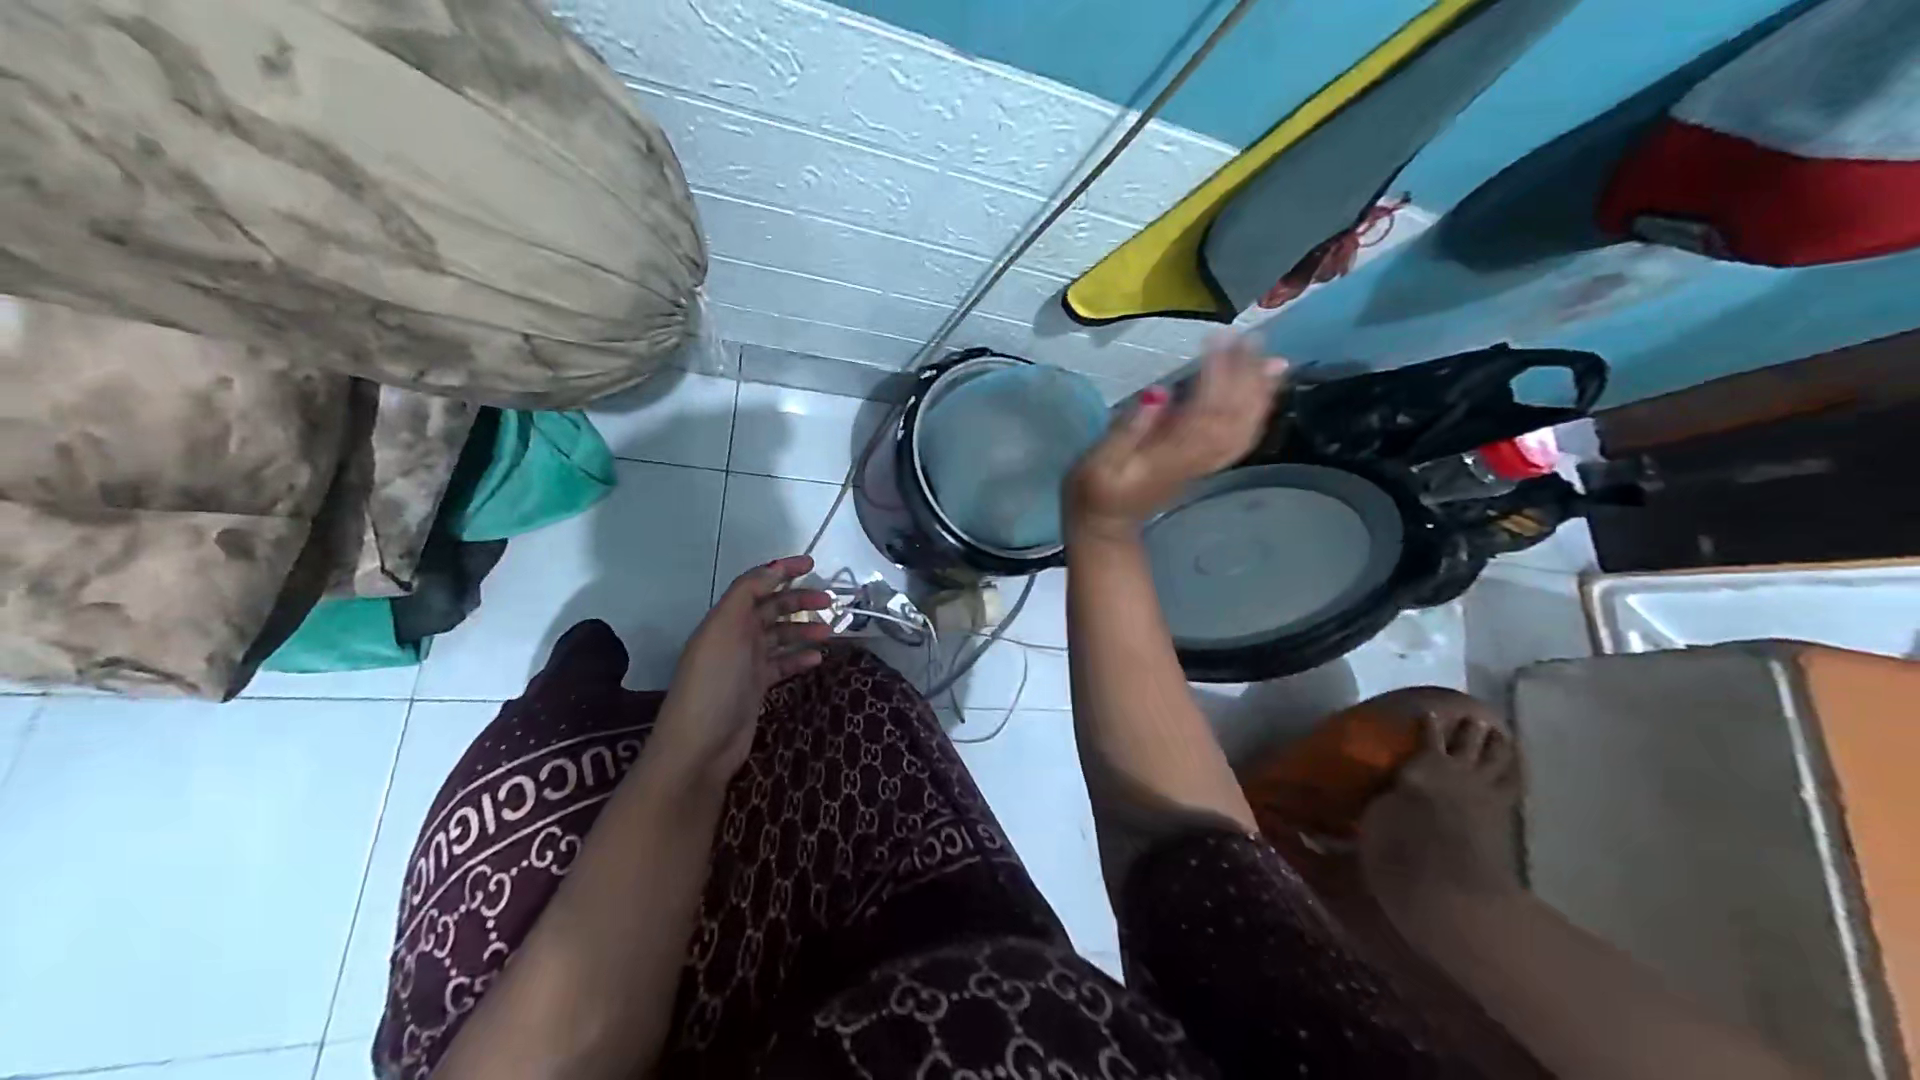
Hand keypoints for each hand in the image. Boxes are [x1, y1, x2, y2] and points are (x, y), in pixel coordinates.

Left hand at [649, 556, 833, 784]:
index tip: (812, 563)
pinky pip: (782, 664)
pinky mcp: (756, 688)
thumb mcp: (726, 628)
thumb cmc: (715, 681)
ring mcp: (746, 663)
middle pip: (772, 609)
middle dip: (799, 600)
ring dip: (804, 629)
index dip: (782, 570)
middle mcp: (735, 636)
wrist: (700, 745)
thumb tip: (774, 568)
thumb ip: (748, 593)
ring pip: (780, 636)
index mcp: (726, 619)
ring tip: (829, 631)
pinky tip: (817, 659)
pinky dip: (799, 658)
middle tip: (829, 601)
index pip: (756, 584)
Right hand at [1065, 336, 1286, 541]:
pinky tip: (1263, 395)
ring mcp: (1203, 464)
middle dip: (1245, 377)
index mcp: (1170, 456)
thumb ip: (1128, 429)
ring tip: (1274, 361)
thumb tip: (1158, 392)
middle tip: (1251, 339)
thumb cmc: (1095, 491)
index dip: (1217, 374)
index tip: (1218, 339)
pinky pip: (1240, 440)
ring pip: (1242, 429)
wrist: (1106, 528)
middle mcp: (1196, 460)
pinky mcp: (1204, 465)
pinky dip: (1256, 416)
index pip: (1204, 411)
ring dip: (1260, 396)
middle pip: (1233, 417)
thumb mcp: (1098, 462)